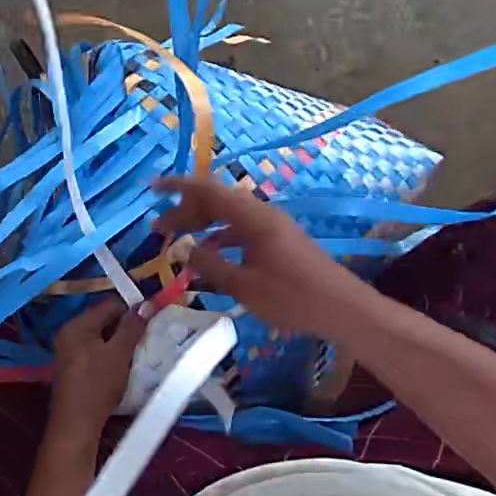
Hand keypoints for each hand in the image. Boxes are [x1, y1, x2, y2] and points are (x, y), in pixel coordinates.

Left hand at [50, 296, 146, 426]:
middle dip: (126, 326)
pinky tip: (124, 363)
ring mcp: (69, 351)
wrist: (76, 424)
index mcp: (77, 325)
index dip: (132, 308)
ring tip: (139, 350)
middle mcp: (69, 333)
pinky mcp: (74, 366)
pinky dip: (110, 353)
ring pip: (101, 336)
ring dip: (120, 341)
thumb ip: (132, 327)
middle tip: (148, 336)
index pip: (109, 304)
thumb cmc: (97, 385)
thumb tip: (147, 303)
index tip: (153, 318)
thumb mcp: (119, 353)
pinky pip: (95, 350)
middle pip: (104, 319)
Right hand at [153, 175, 380, 340]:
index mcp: (253, 218)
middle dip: (186, 210)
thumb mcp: (244, 285)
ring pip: (229, 215)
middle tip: (159, 227)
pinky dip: (220, 235)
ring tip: (179, 238)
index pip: (208, 191)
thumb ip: (211, 265)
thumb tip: (184, 248)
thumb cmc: (292, 297)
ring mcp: (273, 226)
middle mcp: (263, 215)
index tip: (153, 188)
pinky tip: (210, 251)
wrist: (342, 308)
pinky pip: (241, 228)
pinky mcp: (279, 240)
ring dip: (202, 223)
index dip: (178, 187)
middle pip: (217, 200)